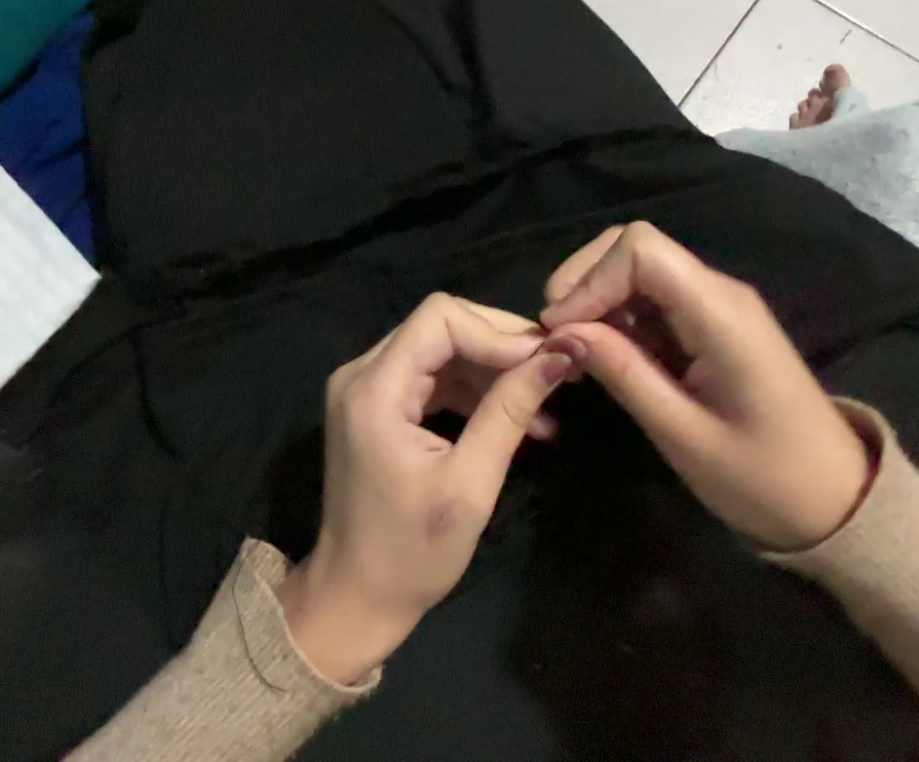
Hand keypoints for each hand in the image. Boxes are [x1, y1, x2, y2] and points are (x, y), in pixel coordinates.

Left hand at [278, 294, 574, 683]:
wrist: (356, 600)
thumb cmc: (412, 554)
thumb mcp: (470, 483)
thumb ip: (511, 410)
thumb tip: (562, 355)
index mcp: (374, 389)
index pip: (440, 319)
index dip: (499, 331)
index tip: (549, 360)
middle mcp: (362, 374)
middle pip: (440, 326)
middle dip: (502, 345)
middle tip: (557, 370)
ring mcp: (366, 389)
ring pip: (441, 349)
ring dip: (494, 371)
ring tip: (546, 404)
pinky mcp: (378, 407)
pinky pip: (432, 377)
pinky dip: (474, 391)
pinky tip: (518, 418)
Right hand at [540, 223, 872, 552]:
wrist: (835, 501)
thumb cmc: (764, 479)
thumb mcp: (683, 435)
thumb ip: (623, 374)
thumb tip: (561, 331)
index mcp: (720, 314)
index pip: (641, 250)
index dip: (589, 280)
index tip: (558, 331)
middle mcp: (719, 293)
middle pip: (636, 246)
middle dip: (585, 280)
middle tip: (556, 335)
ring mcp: (715, 305)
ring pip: (639, 268)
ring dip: (596, 298)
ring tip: (570, 349)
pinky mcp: (709, 324)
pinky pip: (651, 298)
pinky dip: (615, 315)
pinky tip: (600, 354)